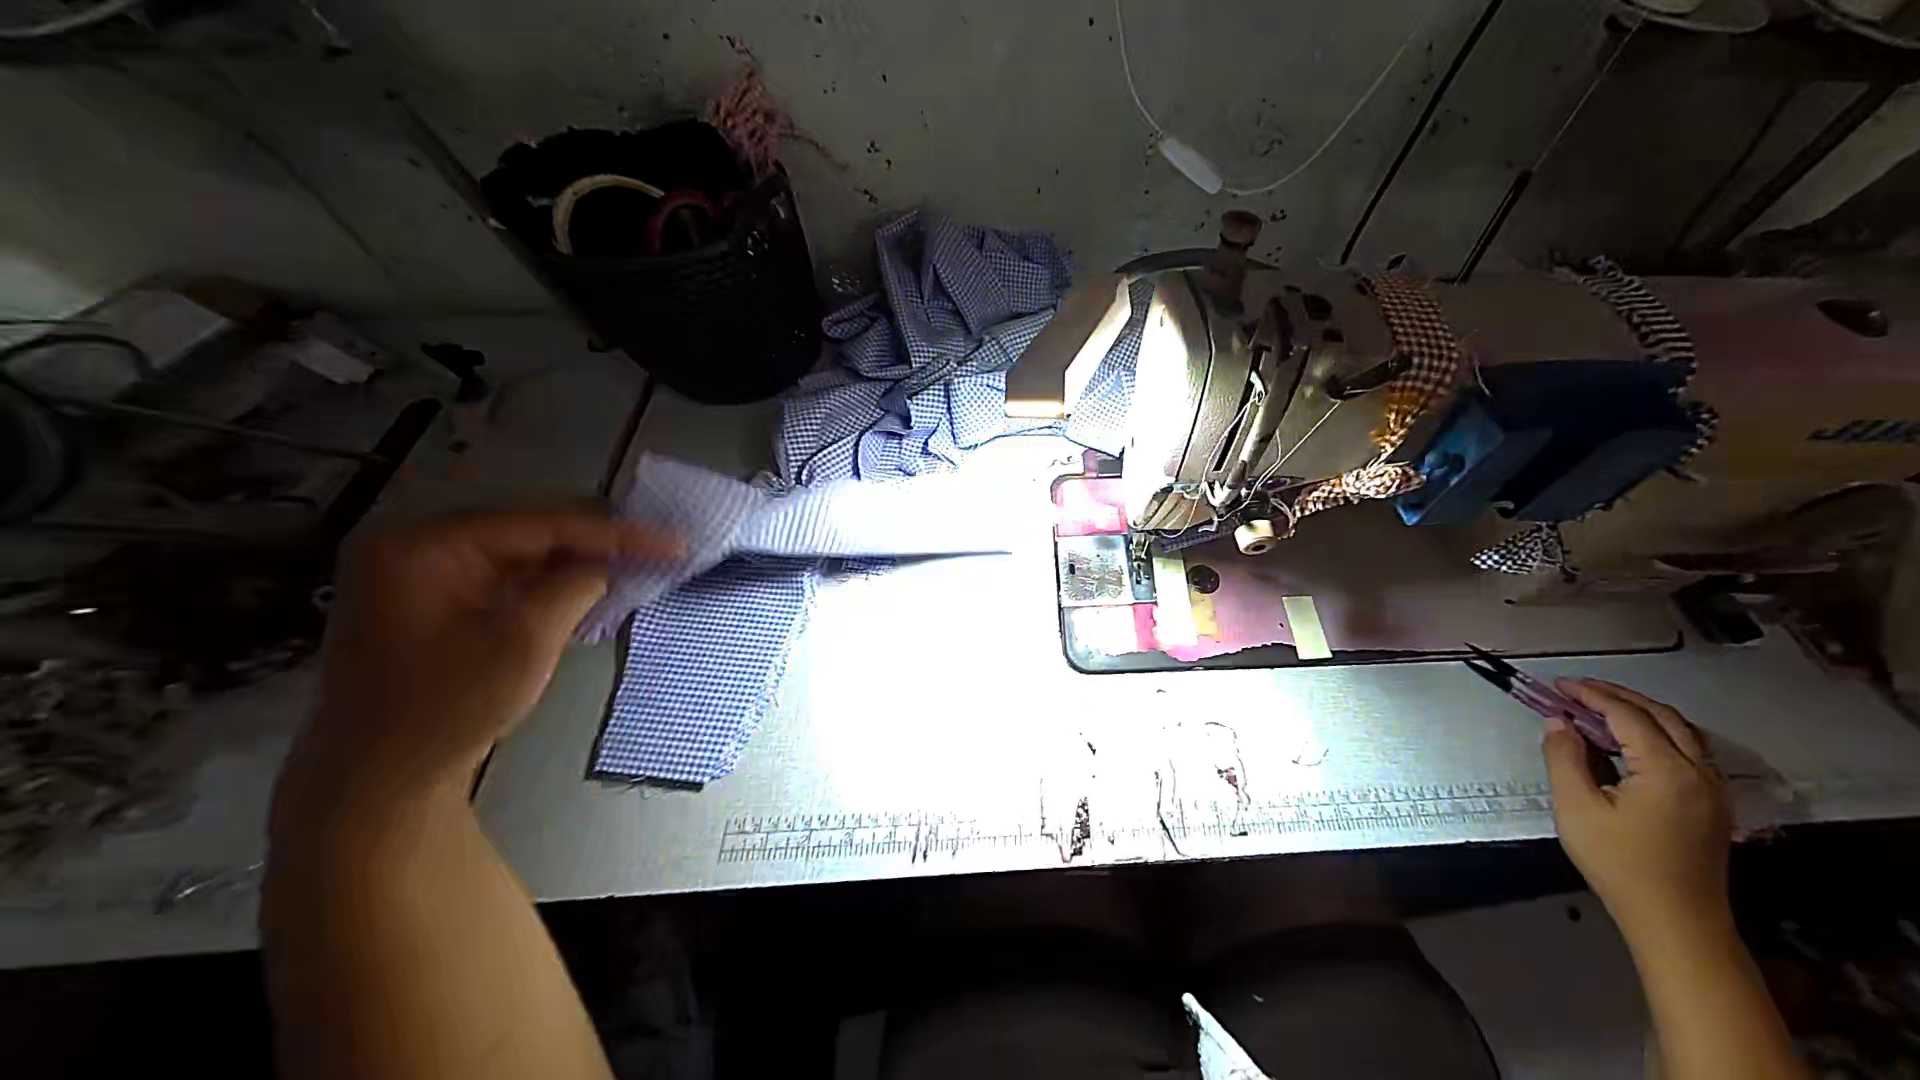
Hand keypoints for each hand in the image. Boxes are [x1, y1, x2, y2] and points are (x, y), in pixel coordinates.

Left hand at [284, 508, 676, 810]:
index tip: (672, 541)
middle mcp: (419, 545)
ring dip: (580, 561)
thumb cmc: (447, 711)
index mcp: (424, 545)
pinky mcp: (438, 600)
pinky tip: (596, 585)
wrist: (379, 783)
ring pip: (524, 552)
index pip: (539, 522)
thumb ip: (574, 587)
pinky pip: (509, 576)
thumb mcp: (524, 643)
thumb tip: (608, 562)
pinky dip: (554, 582)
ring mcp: (425, 573)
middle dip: (598, 541)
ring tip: (640, 562)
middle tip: (661, 548)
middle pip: (530, 529)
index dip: (613, 532)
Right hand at [1541, 679, 1732, 943]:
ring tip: (1599, 708)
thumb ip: (1565, 758)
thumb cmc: (1619, 862)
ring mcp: (1713, 790)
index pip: (1628, 716)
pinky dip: (1656, 733)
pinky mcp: (1712, 805)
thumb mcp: (1576, 807)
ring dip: (1640, 712)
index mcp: (1667, 770)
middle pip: (1662, 716)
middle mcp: (1700, 772)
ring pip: (1681, 732)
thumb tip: (1558, 722)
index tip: (1558, 685)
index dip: (1591, 695)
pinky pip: (1688, 751)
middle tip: (1577, 689)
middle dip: (1618, 696)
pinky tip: (1629, 742)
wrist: (1675, 919)